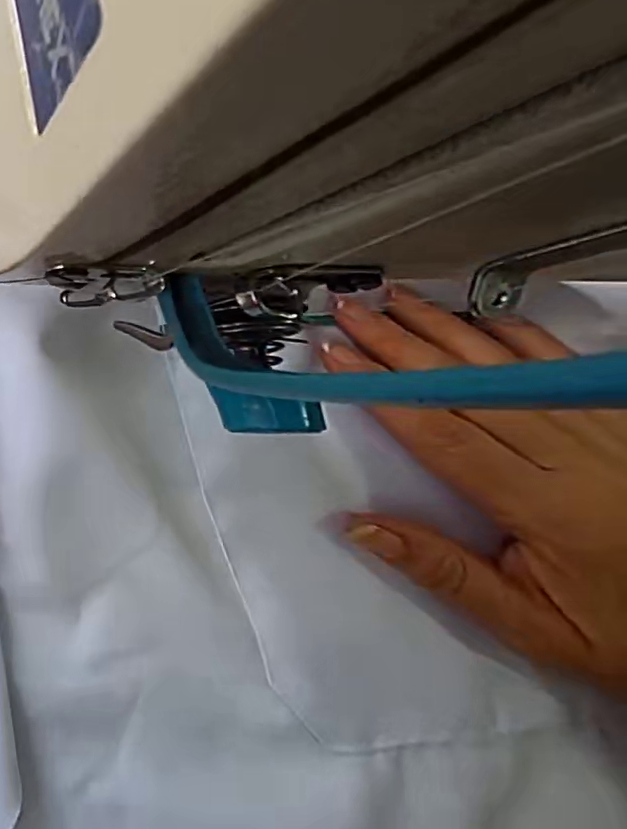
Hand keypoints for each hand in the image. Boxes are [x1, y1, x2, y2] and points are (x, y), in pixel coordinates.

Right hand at [322, 286, 626, 695]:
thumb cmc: (621, 633)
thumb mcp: (534, 628)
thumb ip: (444, 574)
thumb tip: (356, 525)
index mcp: (550, 508)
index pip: (444, 433)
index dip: (382, 388)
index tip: (335, 354)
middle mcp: (588, 463)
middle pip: (472, 388)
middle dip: (399, 343)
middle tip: (348, 309)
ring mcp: (619, 441)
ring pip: (517, 371)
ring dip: (449, 330)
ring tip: (398, 299)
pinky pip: (572, 375)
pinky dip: (525, 341)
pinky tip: (484, 320)